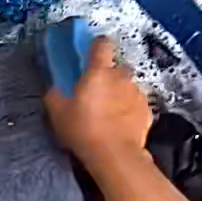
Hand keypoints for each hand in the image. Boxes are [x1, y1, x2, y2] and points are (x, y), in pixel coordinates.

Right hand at [44, 37, 153, 169]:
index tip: (90, 52)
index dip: (96, 45)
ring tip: (108, 111)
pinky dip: (129, 108)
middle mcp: (121, 77)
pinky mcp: (147, 111)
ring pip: (128, 85)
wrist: (115, 155)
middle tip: (96, 90)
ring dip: (119, 92)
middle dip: (108, 74)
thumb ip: (54, 94)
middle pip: (116, 66)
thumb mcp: (58, 113)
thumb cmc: (84, 129)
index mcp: (98, 72)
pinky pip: (136, 103)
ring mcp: (137, 93)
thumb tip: (54, 87)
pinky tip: (120, 122)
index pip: (101, 44)